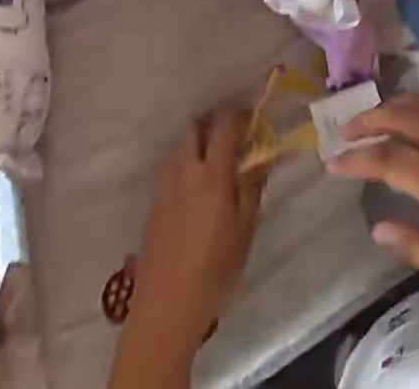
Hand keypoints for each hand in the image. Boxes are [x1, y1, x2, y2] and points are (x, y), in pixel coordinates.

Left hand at [128, 111, 268, 347]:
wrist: (167, 303)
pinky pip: (172, 166)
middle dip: (214, 125)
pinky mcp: (154, 199)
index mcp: (212, 174)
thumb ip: (252, 186)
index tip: (253, 119)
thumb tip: (264, 155)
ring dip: (198, 144)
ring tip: (216, 164)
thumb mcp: (245, 228)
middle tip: (233, 139)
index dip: (240, 116)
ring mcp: (165, 183)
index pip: (224, 125)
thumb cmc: (216, 268)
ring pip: (181, 146)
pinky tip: (197, 188)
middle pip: (196, 127)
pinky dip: (186, 164)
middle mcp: (185, 169)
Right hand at [328, 95, 418, 289]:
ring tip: (366, 123)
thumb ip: (415, 245)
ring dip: (386, 109)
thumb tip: (377, 228)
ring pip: (416, 106)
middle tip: (344, 134)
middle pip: (399, 117)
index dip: (356, 160)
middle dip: (366, 121)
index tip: (333, 164)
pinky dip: (406, 109)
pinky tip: (400, 124)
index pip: (387, 159)